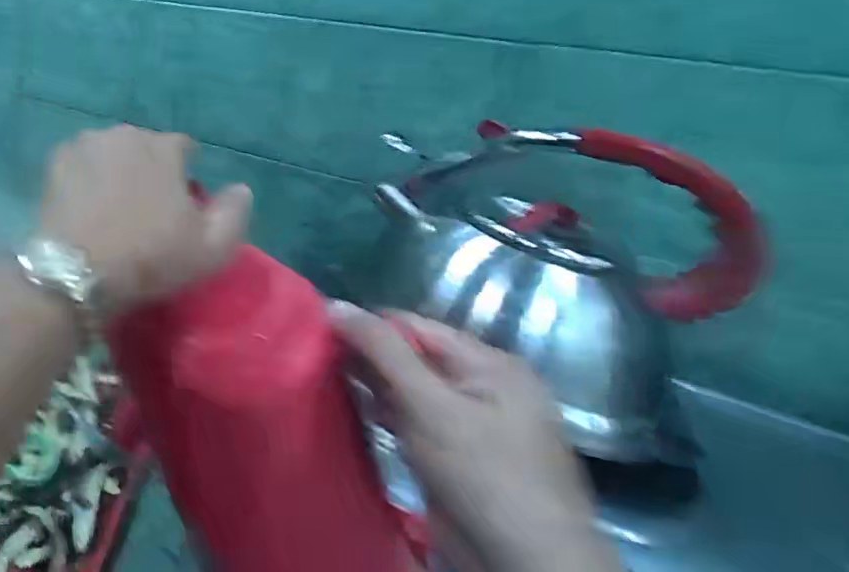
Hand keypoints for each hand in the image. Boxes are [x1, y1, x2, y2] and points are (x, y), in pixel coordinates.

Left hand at [38, 125, 248, 311]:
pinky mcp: (56, 159)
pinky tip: (86, 200)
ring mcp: (85, 144)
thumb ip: (234, 212)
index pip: (183, 147)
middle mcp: (123, 134)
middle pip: (143, 145)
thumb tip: (240, 188)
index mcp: (162, 147)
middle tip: (146, 204)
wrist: (79, 269)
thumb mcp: (211, 248)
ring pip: (110, 150)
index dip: (185, 171)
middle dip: (149, 166)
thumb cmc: (150, 258)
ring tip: (113, 202)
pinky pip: (81, 160)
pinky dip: (86, 173)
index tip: (181, 198)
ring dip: (115, 166)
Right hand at [329, 306, 620, 571]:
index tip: (323, 337)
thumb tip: (332, 302)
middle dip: (368, 358)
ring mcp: (473, 422)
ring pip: (408, 386)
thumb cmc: (482, 473)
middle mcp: (486, 386)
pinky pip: (414, 416)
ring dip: (373, 386)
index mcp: (492, 365)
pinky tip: (360, 413)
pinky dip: (387, 412)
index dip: (367, 328)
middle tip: (322, 362)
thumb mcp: (427, 402)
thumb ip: (380, 348)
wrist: (526, 567)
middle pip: (410, 354)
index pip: (412, 325)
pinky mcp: (458, 452)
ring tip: (332, 385)